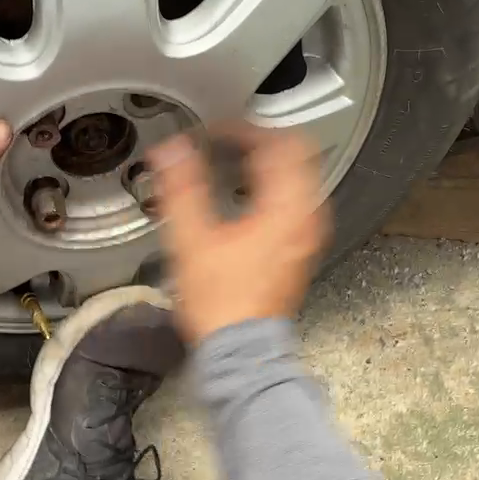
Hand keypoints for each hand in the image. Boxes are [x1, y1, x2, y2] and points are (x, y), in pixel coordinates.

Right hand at [150, 126, 328, 343]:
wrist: (239, 350)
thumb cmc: (222, 305)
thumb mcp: (191, 239)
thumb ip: (181, 188)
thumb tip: (171, 151)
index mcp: (286, 208)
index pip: (280, 143)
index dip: (244, 129)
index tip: (216, 133)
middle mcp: (306, 219)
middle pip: (297, 155)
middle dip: (260, 141)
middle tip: (228, 142)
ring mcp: (307, 236)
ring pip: (298, 180)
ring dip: (267, 167)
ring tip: (233, 168)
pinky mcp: (299, 251)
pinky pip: (295, 204)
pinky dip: (271, 191)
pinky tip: (244, 202)